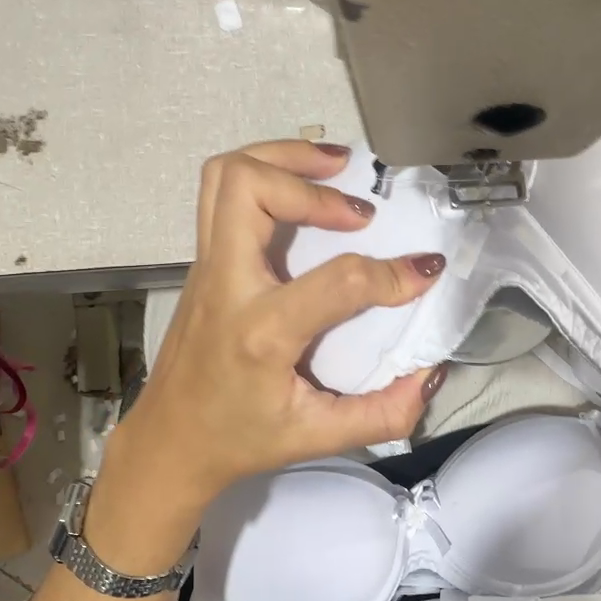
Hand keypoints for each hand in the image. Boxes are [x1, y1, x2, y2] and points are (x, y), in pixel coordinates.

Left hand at [104, 140, 448, 508]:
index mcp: (260, 333)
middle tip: (360, 205)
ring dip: (281, 159)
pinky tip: (305, 197)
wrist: (171, 441)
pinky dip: (267, 178)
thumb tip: (430, 374)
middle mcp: (227, 287)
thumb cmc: (242, 440)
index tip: (425, 271)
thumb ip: (384, 413)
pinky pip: (224, 197)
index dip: (391, 274)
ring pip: (224, 176)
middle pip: (247, 188)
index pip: (335, 281)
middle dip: (310, 179)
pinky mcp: (205, 265)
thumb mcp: (319, 437)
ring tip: (333, 169)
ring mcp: (207, 269)